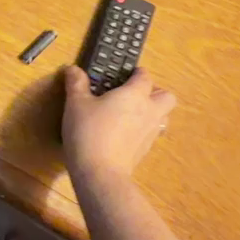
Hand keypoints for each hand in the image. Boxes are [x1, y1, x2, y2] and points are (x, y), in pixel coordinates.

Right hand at [61, 66, 176, 183]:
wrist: (100, 171)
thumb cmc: (88, 131)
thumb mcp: (76, 104)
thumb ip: (76, 84)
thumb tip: (73, 68)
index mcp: (134, 94)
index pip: (144, 76)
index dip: (135, 73)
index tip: (124, 74)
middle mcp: (149, 110)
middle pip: (166, 96)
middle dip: (154, 92)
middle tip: (133, 94)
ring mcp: (151, 132)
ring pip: (163, 116)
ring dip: (152, 111)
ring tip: (130, 114)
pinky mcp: (146, 149)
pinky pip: (152, 132)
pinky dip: (143, 129)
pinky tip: (123, 133)